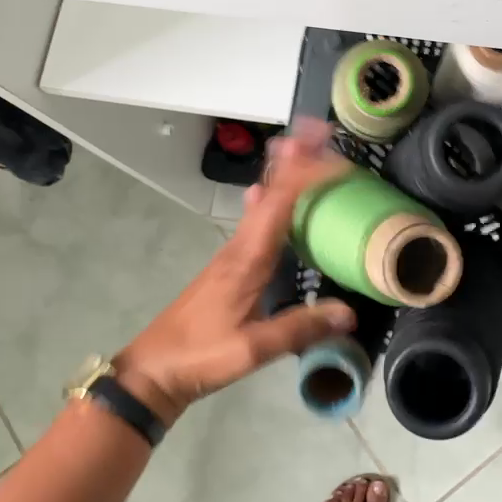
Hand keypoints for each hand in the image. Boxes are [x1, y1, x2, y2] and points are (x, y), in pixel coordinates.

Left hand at [114, 118, 356, 425]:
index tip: (336, 158)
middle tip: (318, 130)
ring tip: (301, 148)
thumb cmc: (200, 356)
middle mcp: (240, 247)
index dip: (308, 176)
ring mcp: (232, 255)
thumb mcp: (252, 349)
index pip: (281, 203)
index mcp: (248, 259)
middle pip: (271, 190)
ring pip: (262, 201)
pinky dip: (270, 197)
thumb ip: (299, 329)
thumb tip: (348, 312)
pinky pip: (255, 219)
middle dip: (294, 158)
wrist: (152, 371)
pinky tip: (266, 194)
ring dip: (282, 172)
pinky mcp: (229, 267)